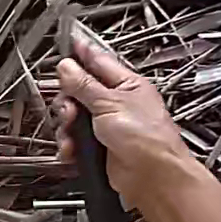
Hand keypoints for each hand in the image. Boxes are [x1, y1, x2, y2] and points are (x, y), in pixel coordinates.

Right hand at [56, 35, 199, 202]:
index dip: (81, 53)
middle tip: (69, 108)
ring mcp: (108, 126)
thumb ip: (84, 85)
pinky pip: (73, 141)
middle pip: (79, 92)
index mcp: (127, 85)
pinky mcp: (99, 147)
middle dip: (68, 101)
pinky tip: (73, 150)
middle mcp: (117, 104)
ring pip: (73, 118)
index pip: (98, 61)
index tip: (68, 43)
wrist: (154, 177)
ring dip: (66, 127)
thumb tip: (67, 66)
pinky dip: (69, 146)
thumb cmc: (148, 139)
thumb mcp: (110, 103)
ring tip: (72, 132)